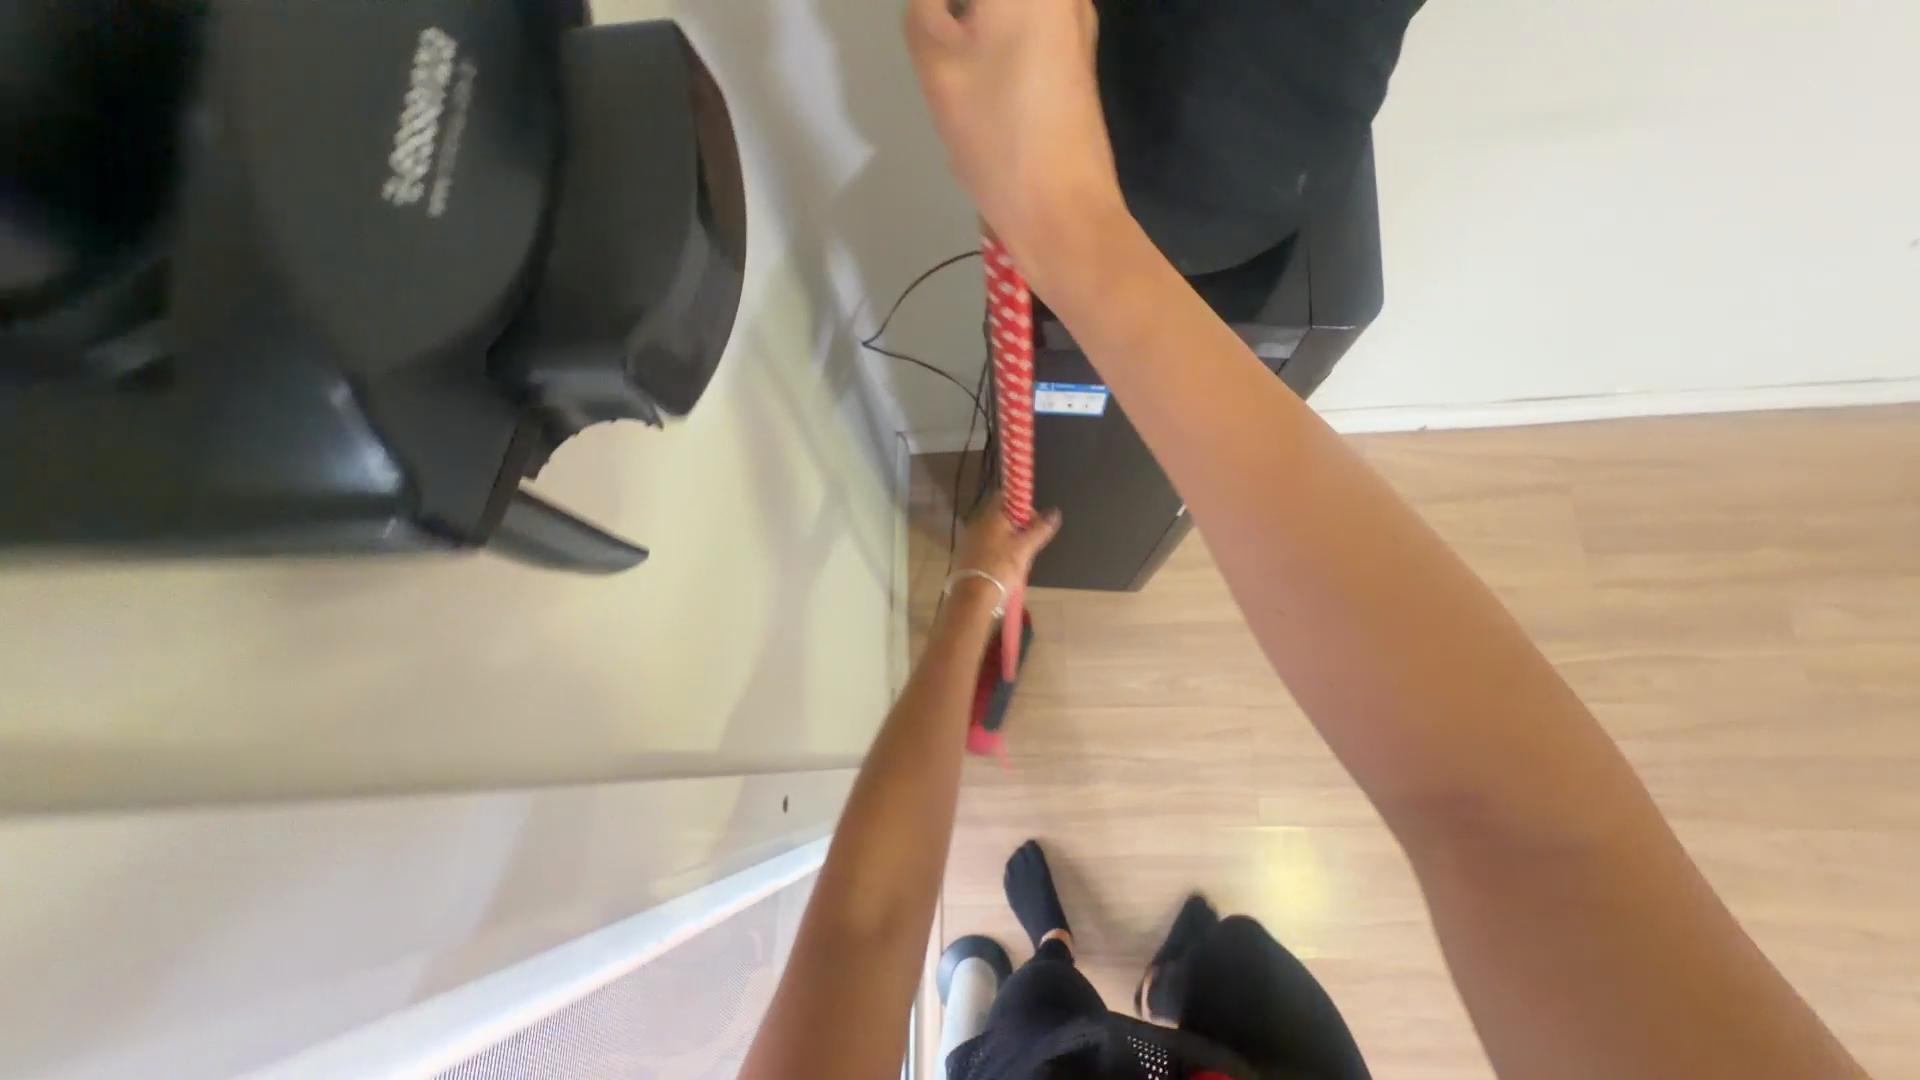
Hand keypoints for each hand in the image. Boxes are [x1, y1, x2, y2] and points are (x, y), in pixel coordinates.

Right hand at [904, 0, 1124, 281]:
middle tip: (934, 35)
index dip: (941, 8)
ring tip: (947, 48)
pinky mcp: (1076, 52)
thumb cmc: (1001, 141)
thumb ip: (926, 9)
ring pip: (1013, 10)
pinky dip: (994, 27)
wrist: (1064, 213)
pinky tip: (974, 59)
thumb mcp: (940, 70)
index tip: (929, 23)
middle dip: (956, 14)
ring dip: (973, 22)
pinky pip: (1029, 17)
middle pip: (986, 2)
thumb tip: (935, 3)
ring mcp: (1076, 17)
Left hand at [951, 494, 1062, 606]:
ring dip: (1011, 540)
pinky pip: (988, 545)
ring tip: (1021, 558)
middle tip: (1031, 543)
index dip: (1023, 505)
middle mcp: (978, 523)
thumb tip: (1055, 512)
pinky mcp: (968, 555)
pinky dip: (1000, 550)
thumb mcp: (1025, 548)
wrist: (974, 596)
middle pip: (1002, 515)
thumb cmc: (1001, 567)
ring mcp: (971, 539)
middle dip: (1020, 526)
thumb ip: (1040, 529)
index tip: (1035, 521)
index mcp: (991, 516)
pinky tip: (1007, 566)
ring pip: (996, 532)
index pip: (1006, 497)